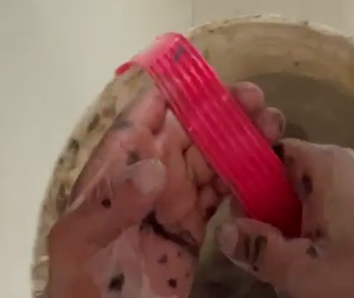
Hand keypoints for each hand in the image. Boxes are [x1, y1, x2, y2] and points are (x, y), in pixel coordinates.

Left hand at [48, 84, 286, 297]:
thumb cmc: (83, 285)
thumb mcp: (80, 243)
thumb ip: (111, 203)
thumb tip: (155, 166)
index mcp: (116, 167)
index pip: (144, 115)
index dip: (176, 91)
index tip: (211, 76)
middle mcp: (146, 176)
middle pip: (188, 131)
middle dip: (222, 112)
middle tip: (257, 99)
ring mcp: (171, 203)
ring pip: (211, 158)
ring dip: (241, 139)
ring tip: (273, 124)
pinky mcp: (193, 231)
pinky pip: (221, 195)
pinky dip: (244, 180)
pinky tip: (266, 168)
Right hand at [216, 139, 353, 297]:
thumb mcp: (305, 273)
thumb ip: (260, 250)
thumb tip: (223, 231)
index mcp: (327, 164)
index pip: (272, 152)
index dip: (247, 177)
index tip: (232, 210)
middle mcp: (343, 165)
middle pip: (286, 176)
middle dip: (266, 210)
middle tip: (253, 247)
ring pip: (303, 198)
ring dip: (287, 227)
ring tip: (277, 262)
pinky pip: (323, 211)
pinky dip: (308, 234)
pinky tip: (304, 266)